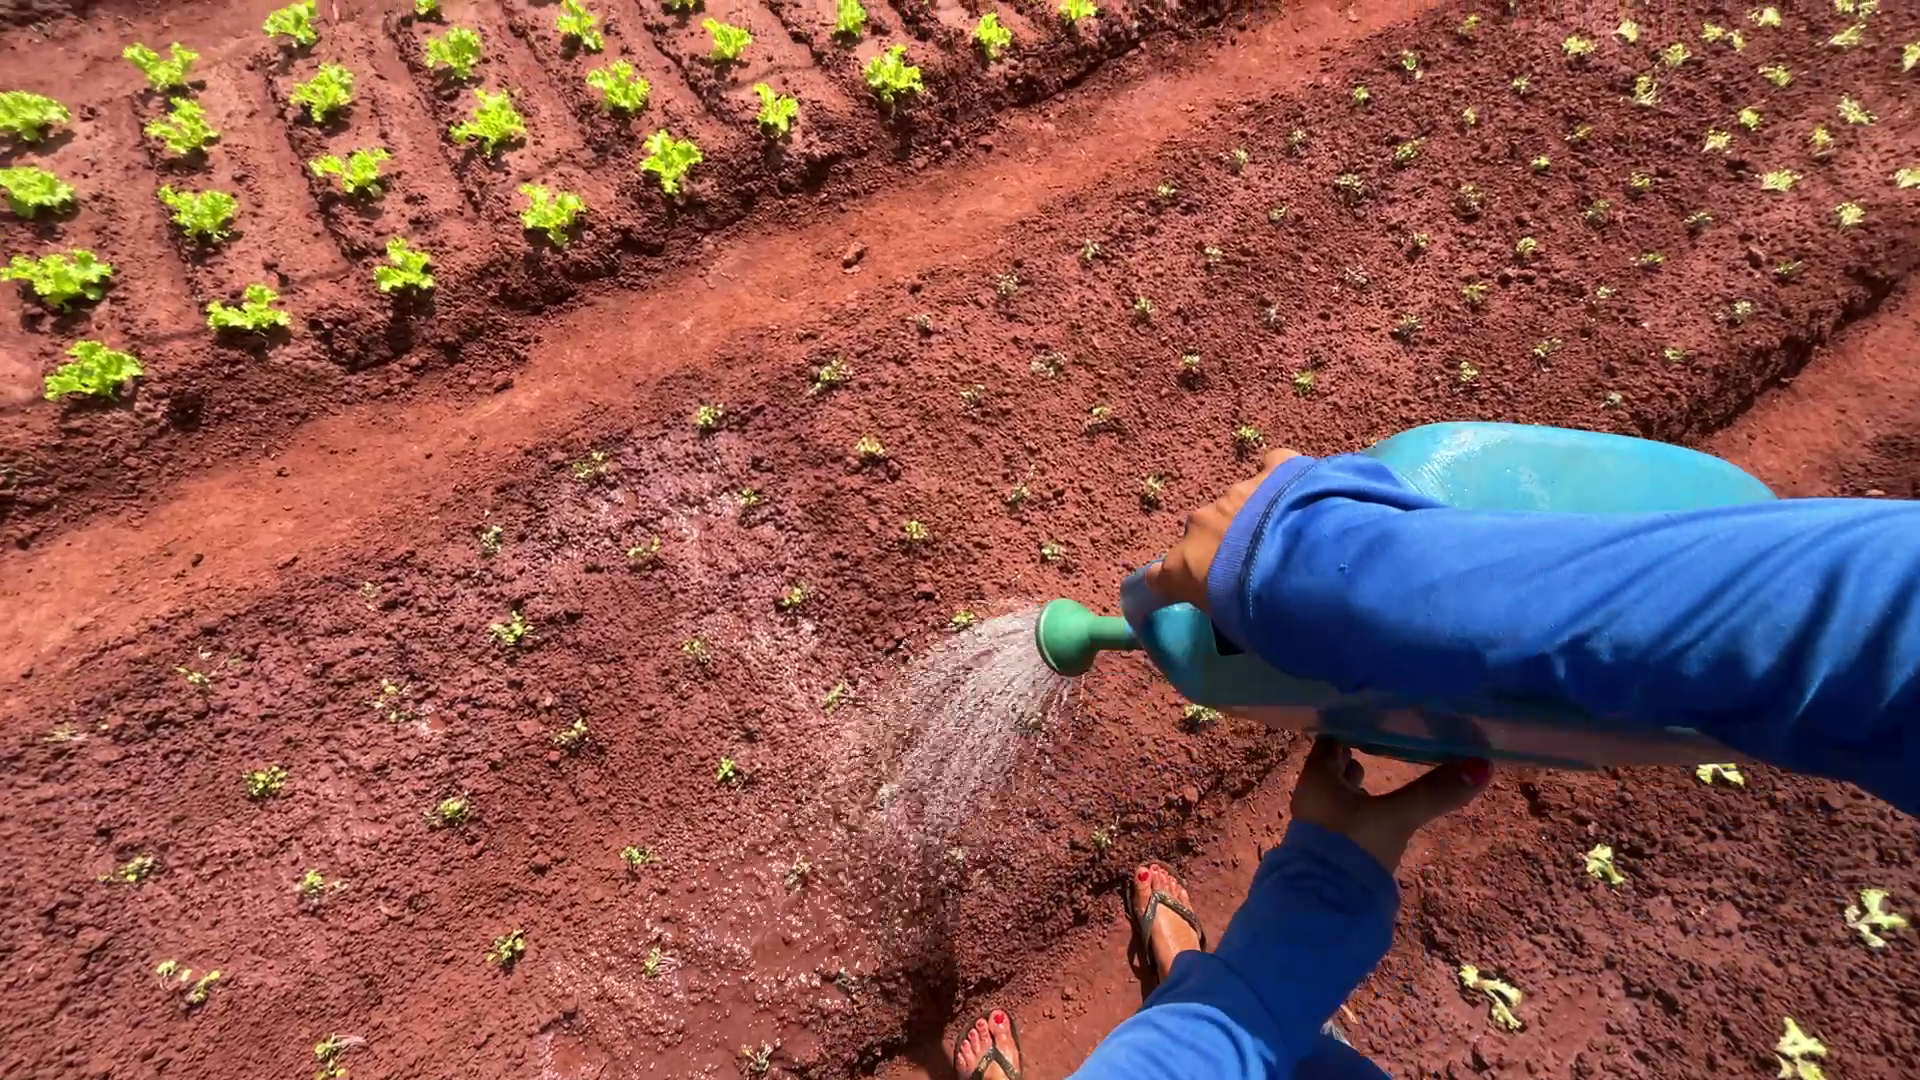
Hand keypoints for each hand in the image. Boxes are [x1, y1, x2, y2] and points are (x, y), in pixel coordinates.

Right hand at [1144, 449, 1299, 611]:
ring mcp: (1235, 495)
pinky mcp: (1272, 472)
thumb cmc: (1266, 613)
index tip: (1192, 589)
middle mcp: (1200, 525)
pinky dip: (1279, 478)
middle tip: (1255, 566)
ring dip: (1253, 518)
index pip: (1161, 575)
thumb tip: (1238, 615)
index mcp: (1182, 566)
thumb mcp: (1236, 629)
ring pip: (1237, 505)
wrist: (1309, 570)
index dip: (1177, 580)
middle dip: (1224, 546)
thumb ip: (1224, 611)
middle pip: (1203, 534)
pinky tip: (1296, 492)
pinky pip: (1271, 468)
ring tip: (1286, 538)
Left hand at [1289, 737, 1490, 872]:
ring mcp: (1317, 818)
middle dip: (1353, 756)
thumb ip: (1433, 792)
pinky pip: (1342, 812)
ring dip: (1354, 783)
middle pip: (1331, 766)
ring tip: (1378, 770)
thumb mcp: (1396, 816)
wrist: (1327, 902)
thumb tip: (1482, 764)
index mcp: (1317, 776)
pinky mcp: (1327, 843)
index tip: (1375, 721)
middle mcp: (1312, 792)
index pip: (1331, 741)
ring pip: (1336, 791)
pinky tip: (1375, 809)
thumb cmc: (1353, 845)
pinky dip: (1357, 805)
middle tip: (1381, 742)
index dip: (1350, 730)